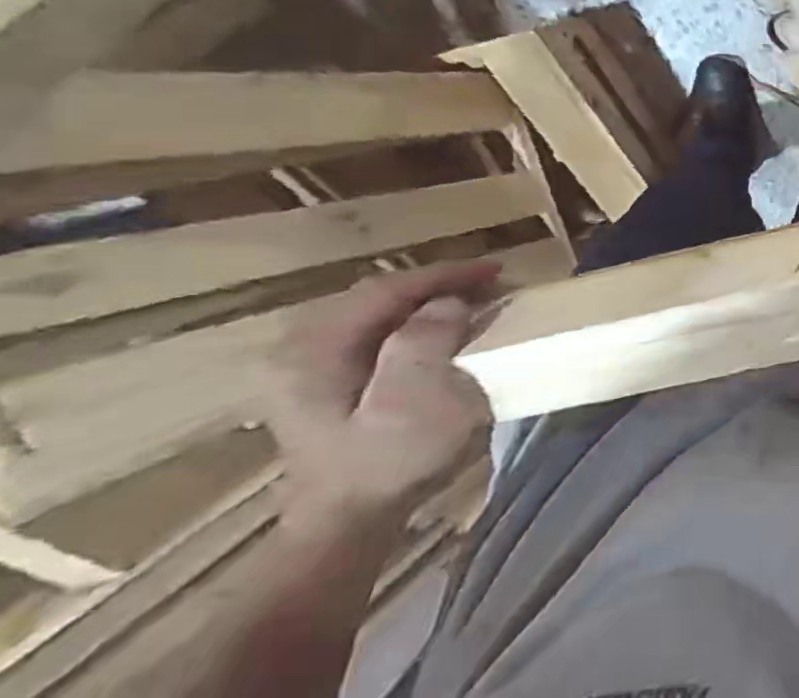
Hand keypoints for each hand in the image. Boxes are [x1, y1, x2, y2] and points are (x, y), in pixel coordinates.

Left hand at [264, 261, 502, 530]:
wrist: (346, 528)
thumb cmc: (386, 464)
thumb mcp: (414, 403)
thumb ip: (426, 342)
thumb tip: (449, 303)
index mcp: (315, 350)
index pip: (387, 290)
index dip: (446, 275)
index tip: (497, 270)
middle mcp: (301, 350)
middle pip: (379, 298)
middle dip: (438, 285)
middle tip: (490, 285)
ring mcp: (308, 370)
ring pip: (378, 315)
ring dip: (428, 304)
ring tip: (474, 302)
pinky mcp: (325, 387)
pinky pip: (376, 336)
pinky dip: (415, 325)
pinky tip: (442, 332)